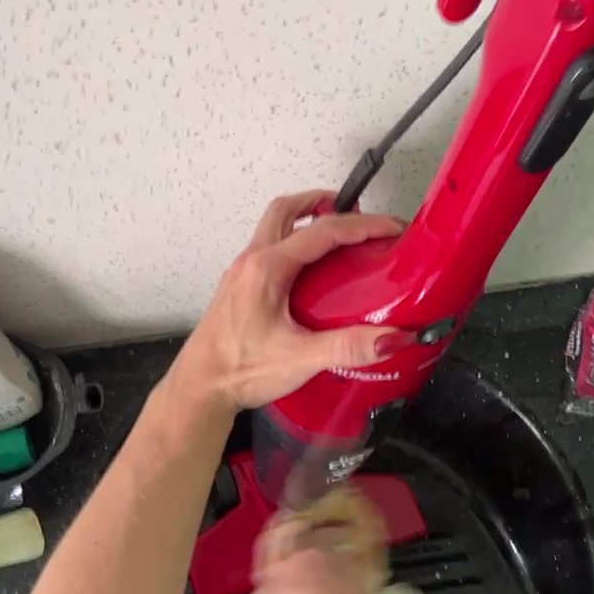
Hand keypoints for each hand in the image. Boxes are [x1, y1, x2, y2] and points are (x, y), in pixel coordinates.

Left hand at [167, 191, 413, 415]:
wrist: (198, 391)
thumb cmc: (238, 372)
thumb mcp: (299, 360)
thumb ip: (348, 347)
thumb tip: (394, 337)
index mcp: (266, 269)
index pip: (322, 231)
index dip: (362, 225)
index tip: (391, 229)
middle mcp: (250, 264)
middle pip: (285, 211)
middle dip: (321, 202)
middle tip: (354, 210)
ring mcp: (239, 276)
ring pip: (271, 230)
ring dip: (302, 222)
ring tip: (334, 236)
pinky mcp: (236, 292)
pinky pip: (264, 253)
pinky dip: (289, 247)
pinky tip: (307, 275)